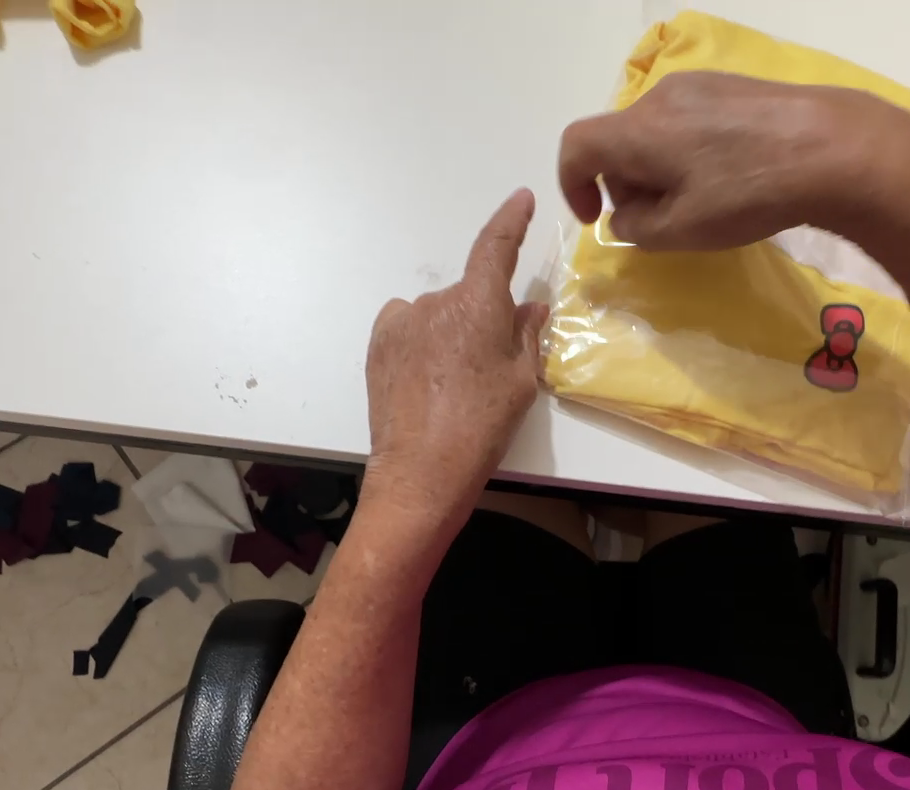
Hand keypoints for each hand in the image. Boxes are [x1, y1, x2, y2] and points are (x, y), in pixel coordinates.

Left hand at [364, 188, 549, 532]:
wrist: (421, 469)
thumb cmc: (482, 427)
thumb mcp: (521, 383)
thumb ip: (526, 335)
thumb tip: (531, 306)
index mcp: (478, 305)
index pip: (496, 247)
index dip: (511, 221)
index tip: (520, 200)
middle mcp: (436, 302)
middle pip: (467, 295)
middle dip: (482, 319)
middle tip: (489, 368)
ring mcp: (402, 321)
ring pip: (437, 315)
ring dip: (449, 334)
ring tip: (453, 383)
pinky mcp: (378, 343)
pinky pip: (408, 327)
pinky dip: (421, 341)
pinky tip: (426, 378)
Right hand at [558, 72, 909, 250]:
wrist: (831, 151)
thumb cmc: (745, 196)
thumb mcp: (678, 231)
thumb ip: (634, 226)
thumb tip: (626, 213)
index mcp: (638, 130)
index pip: (576, 146)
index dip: (572, 186)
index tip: (596, 220)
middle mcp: (661, 97)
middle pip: (616, 141)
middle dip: (622, 186)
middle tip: (656, 223)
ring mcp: (700, 86)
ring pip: (651, 134)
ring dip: (654, 174)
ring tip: (694, 207)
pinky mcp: (731, 88)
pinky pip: (684, 123)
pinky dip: (683, 157)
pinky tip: (722, 182)